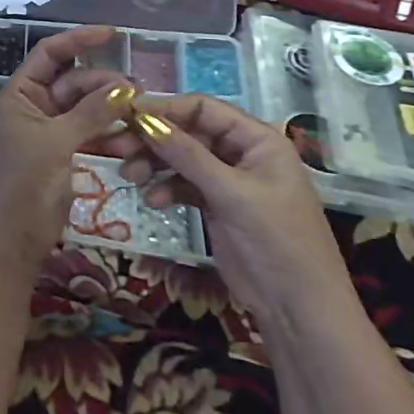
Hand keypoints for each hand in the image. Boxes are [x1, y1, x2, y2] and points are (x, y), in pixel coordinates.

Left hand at [0, 26, 134, 266]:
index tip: (113, 33)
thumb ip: (91, 112)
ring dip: (112, 112)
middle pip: (75, 82)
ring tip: (139, 119)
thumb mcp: (56, 141)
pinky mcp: (64, 152)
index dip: (78, 40)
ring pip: (87, 108)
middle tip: (138, 96)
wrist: (12, 233)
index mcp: (19, 93)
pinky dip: (109, 135)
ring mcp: (50, 129)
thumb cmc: (23, 180)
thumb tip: (126, 87)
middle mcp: (33, 106)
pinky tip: (131, 142)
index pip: (49, 54)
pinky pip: (91, 132)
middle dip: (105, 85)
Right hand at [117, 94, 353, 325]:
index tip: (125, 115)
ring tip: (130, 177)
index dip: (165, 109)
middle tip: (116, 148)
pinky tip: (153, 201)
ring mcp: (227, 180)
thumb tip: (144, 120)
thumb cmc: (275, 239)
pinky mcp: (215, 204)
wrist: (296, 304)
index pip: (204, 109)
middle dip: (153, 139)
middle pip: (188, 132)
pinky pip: (182, 184)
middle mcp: (242, 153)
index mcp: (258, 140)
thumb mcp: (231, 193)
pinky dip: (165, 188)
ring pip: (181, 158)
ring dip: (154, 164)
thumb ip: (187, 155)